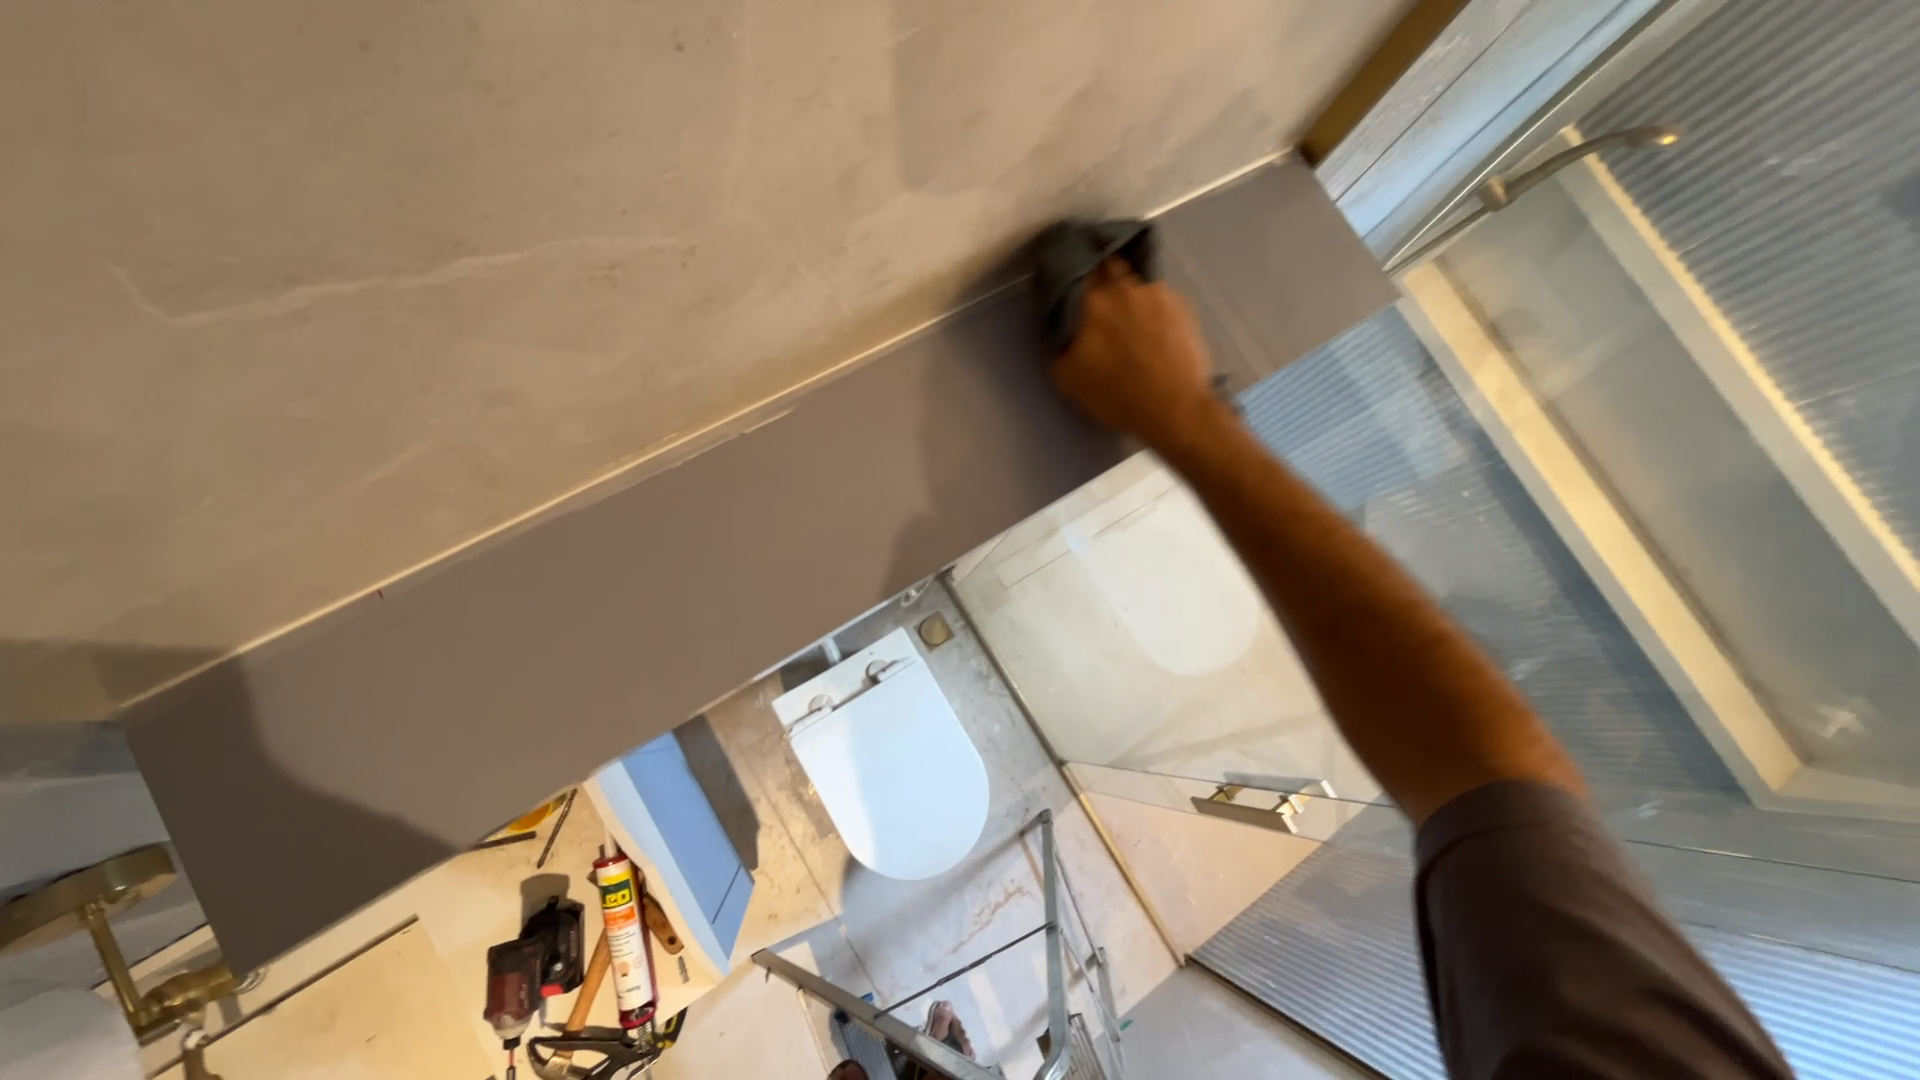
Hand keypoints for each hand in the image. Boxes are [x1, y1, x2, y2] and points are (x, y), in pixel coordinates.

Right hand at [1051, 258, 1221, 446]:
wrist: (1174, 407)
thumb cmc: (1116, 395)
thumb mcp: (1068, 378)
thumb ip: (1059, 345)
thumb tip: (1061, 329)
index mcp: (1091, 301)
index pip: (1075, 268)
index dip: (1071, 270)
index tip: (1068, 280)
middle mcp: (1124, 287)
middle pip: (1108, 263)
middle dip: (1101, 271)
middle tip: (1098, 290)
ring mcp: (1157, 293)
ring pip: (1136, 278)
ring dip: (1128, 288)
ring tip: (1127, 309)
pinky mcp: (1182, 306)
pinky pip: (1158, 295)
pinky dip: (1151, 304)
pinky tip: (1152, 324)